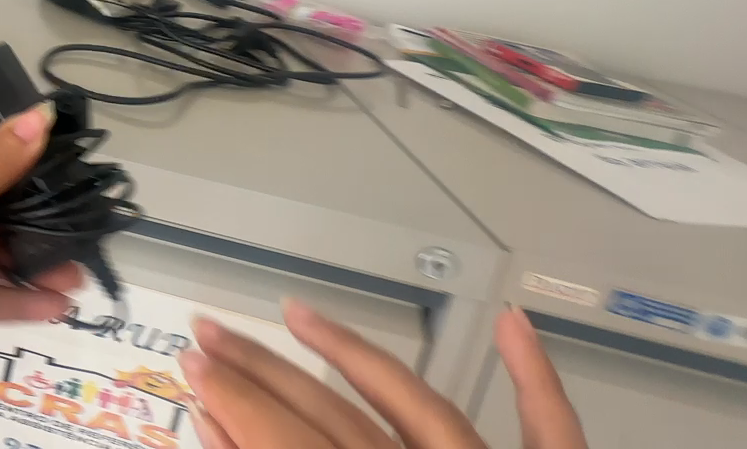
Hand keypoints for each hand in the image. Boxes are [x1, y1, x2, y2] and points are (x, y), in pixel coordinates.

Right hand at [176, 299, 586, 448]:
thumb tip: (211, 433)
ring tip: (295, 311)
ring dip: (352, 352)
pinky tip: (514, 324)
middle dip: (262, 372)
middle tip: (208, 330)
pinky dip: (540, 385)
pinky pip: (556, 440)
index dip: (235, 402)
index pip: (290, 446)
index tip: (191, 365)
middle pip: (334, 418)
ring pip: (416, 405)